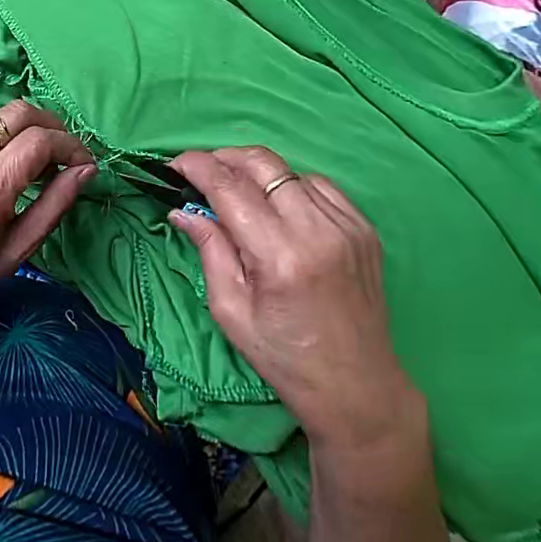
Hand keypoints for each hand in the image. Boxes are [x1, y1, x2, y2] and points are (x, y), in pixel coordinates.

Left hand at [0, 101, 94, 335]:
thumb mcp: (20, 248)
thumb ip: (56, 203)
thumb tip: (87, 171)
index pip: (37, 142)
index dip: (70, 147)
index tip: (85, 166)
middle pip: (19, 113)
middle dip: (53, 125)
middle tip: (68, 155)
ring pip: (2, 114)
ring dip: (33, 127)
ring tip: (47, 162)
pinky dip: (13, 134)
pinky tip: (22, 164)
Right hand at [169, 147, 424, 450]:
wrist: (356, 384)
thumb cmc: (283, 356)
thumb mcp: (230, 310)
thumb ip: (209, 250)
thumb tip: (182, 210)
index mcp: (280, 256)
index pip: (230, 189)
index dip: (198, 167)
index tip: (176, 164)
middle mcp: (317, 231)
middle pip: (263, 164)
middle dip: (225, 158)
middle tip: (202, 171)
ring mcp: (347, 226)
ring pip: (291, 170)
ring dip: (257, 173)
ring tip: (238, 192)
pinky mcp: (364, 228)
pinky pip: (320, 186)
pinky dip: (291, 186)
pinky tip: (279, 206)